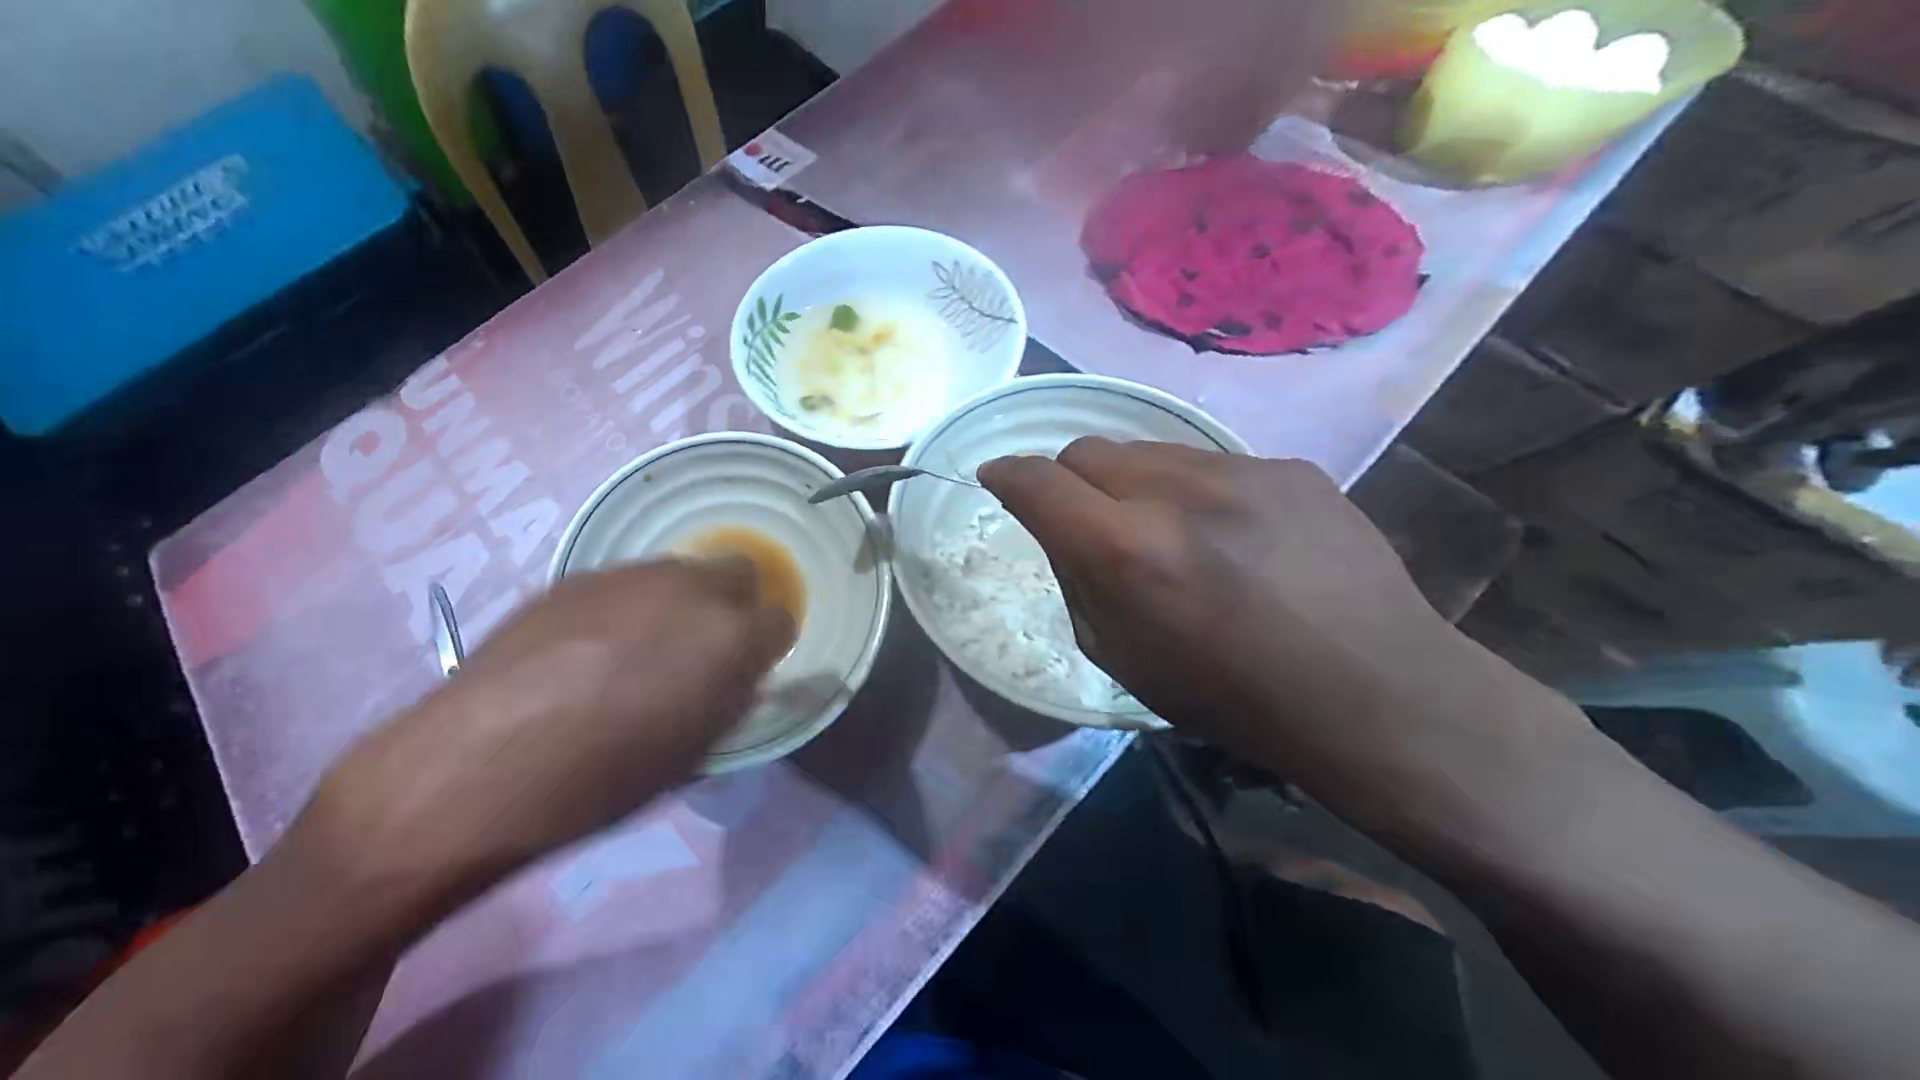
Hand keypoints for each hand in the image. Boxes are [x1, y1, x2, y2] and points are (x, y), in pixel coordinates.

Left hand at [300, 559, 794, 914]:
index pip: (780, 621)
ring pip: (683, 571)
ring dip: (682, 602)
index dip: (766, 649)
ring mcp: (630, 575)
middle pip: (740, 572)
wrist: (470, 768)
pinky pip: (629, 581)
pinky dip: (632, 605)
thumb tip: (738, 678)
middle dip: (734, 607)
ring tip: (641, 650)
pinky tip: (592, 648)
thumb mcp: (693, 754)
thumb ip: (730, 700)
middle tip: (703, 652)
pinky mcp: (577, 577)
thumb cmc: (599, 781)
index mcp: (729, 637)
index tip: (745, 673)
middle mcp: (689, 589)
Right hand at [978, 439, 1590, 825]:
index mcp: (1125, 549)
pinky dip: (1196, 492)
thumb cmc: (1231, 696)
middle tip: (1087, 516)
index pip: (1038, 482)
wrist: (1370, 690)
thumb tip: (1065, 533)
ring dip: (1134, 482)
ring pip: (1150, 451)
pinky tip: (1231, 536)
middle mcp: (1175, 491)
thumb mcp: (1122, 658)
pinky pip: (1213, 464)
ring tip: (1166, 529)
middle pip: (1088, 449)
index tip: (998, 478)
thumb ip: (1078, 582)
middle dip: (1069, 478)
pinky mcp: (1288, 467)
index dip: (1006, 475)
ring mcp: (1239, 470)